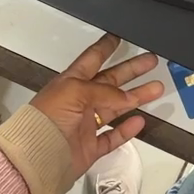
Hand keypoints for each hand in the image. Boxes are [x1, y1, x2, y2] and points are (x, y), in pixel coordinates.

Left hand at [30, 34, 166, 183]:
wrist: (36, 156)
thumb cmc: (47, 118)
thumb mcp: (75, 92)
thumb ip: (104, 91)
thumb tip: (126, 97)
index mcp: (71, 82)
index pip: (92, 59)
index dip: (105, 47)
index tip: (117, 37)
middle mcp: (79, 101)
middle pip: (111, 81)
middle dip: (131, 70)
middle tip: (151, 61)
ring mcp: (86, 125)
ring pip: (116, 108)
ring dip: (136, 97)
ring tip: (157, 88)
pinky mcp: (90, 147)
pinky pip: (112, 136)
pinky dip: (127, 129)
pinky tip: (139, 121)